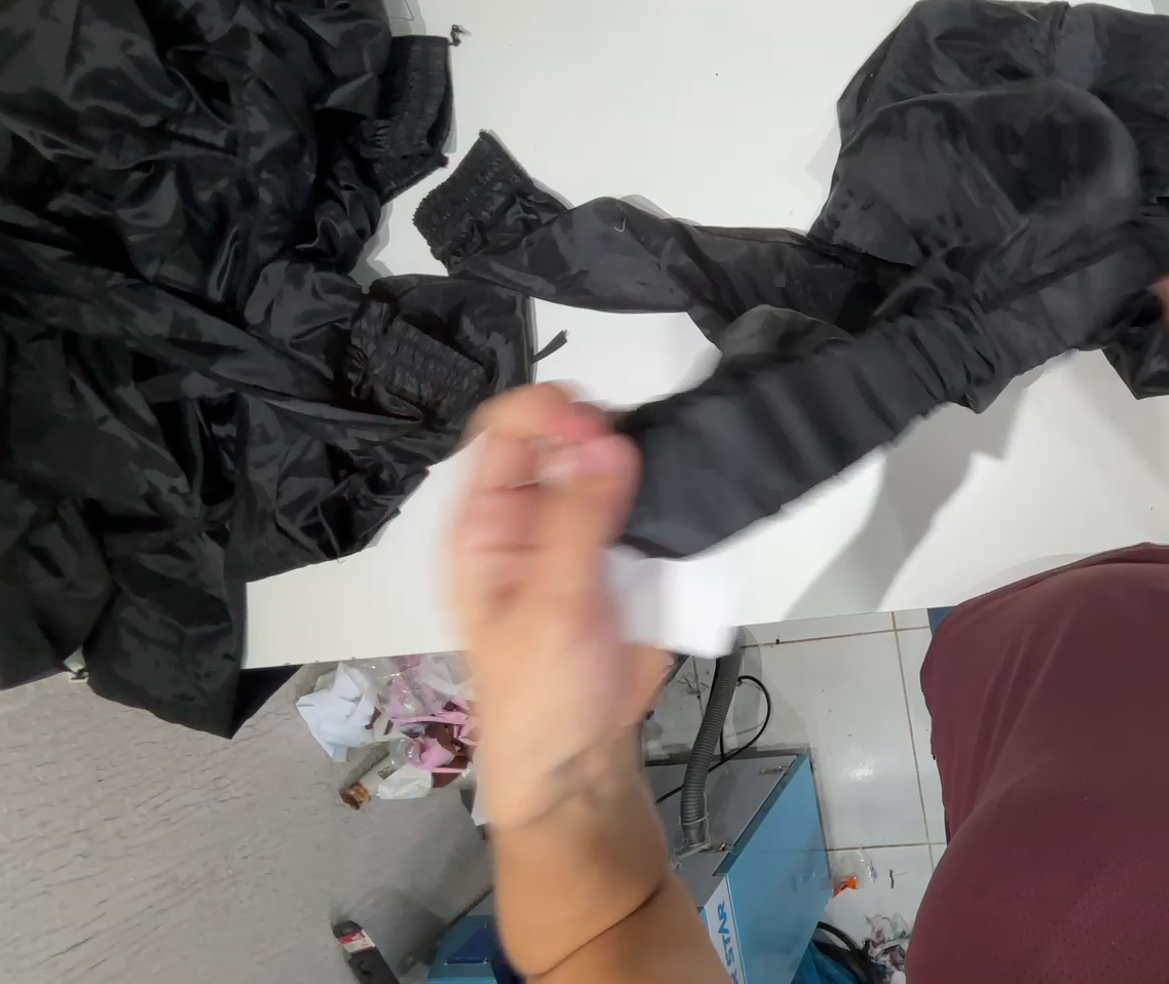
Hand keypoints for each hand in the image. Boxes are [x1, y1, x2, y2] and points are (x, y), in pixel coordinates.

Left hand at [448, 383, 671, 828]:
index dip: (545, 417)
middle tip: (634, 450)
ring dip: (639, 459)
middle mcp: (534, 518)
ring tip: (663, 474)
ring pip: (612, 467)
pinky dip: (667, 492)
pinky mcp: (633, 551)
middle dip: (599, 432)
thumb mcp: (549, 608)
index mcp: (488, 526)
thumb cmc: (539, 694)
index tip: (593, 426)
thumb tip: (606, 445)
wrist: (586, 751)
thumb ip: (576, 525)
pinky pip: (650, 503)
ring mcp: (587, 532)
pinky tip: (680, 496)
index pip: (505, 437)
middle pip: (564, 440)